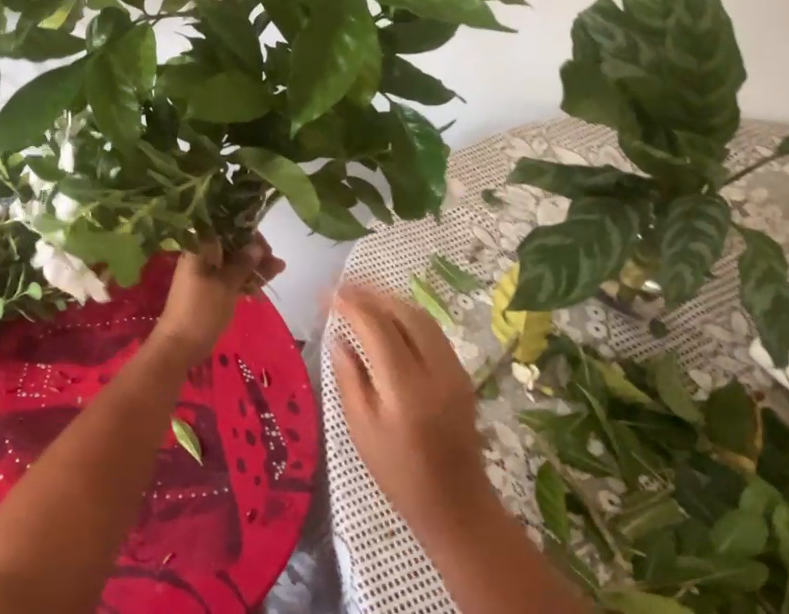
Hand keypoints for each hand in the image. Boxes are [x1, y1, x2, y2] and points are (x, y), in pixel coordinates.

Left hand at [150, 235, 284, 364]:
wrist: (180, 344)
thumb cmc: (202, 309)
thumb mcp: (226, 285)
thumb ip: (243, 263)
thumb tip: (257, 246)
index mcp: (199, 248)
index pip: (225, 229)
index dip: (247, 234)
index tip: (265, 247)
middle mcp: (201, 256)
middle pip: (231, 246)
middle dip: (255, 252)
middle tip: (276, 263)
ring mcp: (204, 273)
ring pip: (233, 263)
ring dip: (254, 267)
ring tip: (278, 272)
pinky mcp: (209, 290)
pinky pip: (229, 278)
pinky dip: (244, 280)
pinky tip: (262, 286)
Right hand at [330, 285, 490, 532]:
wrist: (456, 504)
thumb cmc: (398, 472)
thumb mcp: (361, 427)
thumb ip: (349, 377)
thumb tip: (339, 338)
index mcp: (406, 387)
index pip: (376, 327)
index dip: (350, 305)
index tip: (327, 295)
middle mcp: (436, 371)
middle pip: (405, 313)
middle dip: (372, 293)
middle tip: (343, 285)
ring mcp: (454, 372)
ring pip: (423, 318)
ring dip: (391, 300)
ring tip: (362, 293)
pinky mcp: (461, 376)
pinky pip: (433, 332)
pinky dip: (407, 316)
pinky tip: (388, 316)